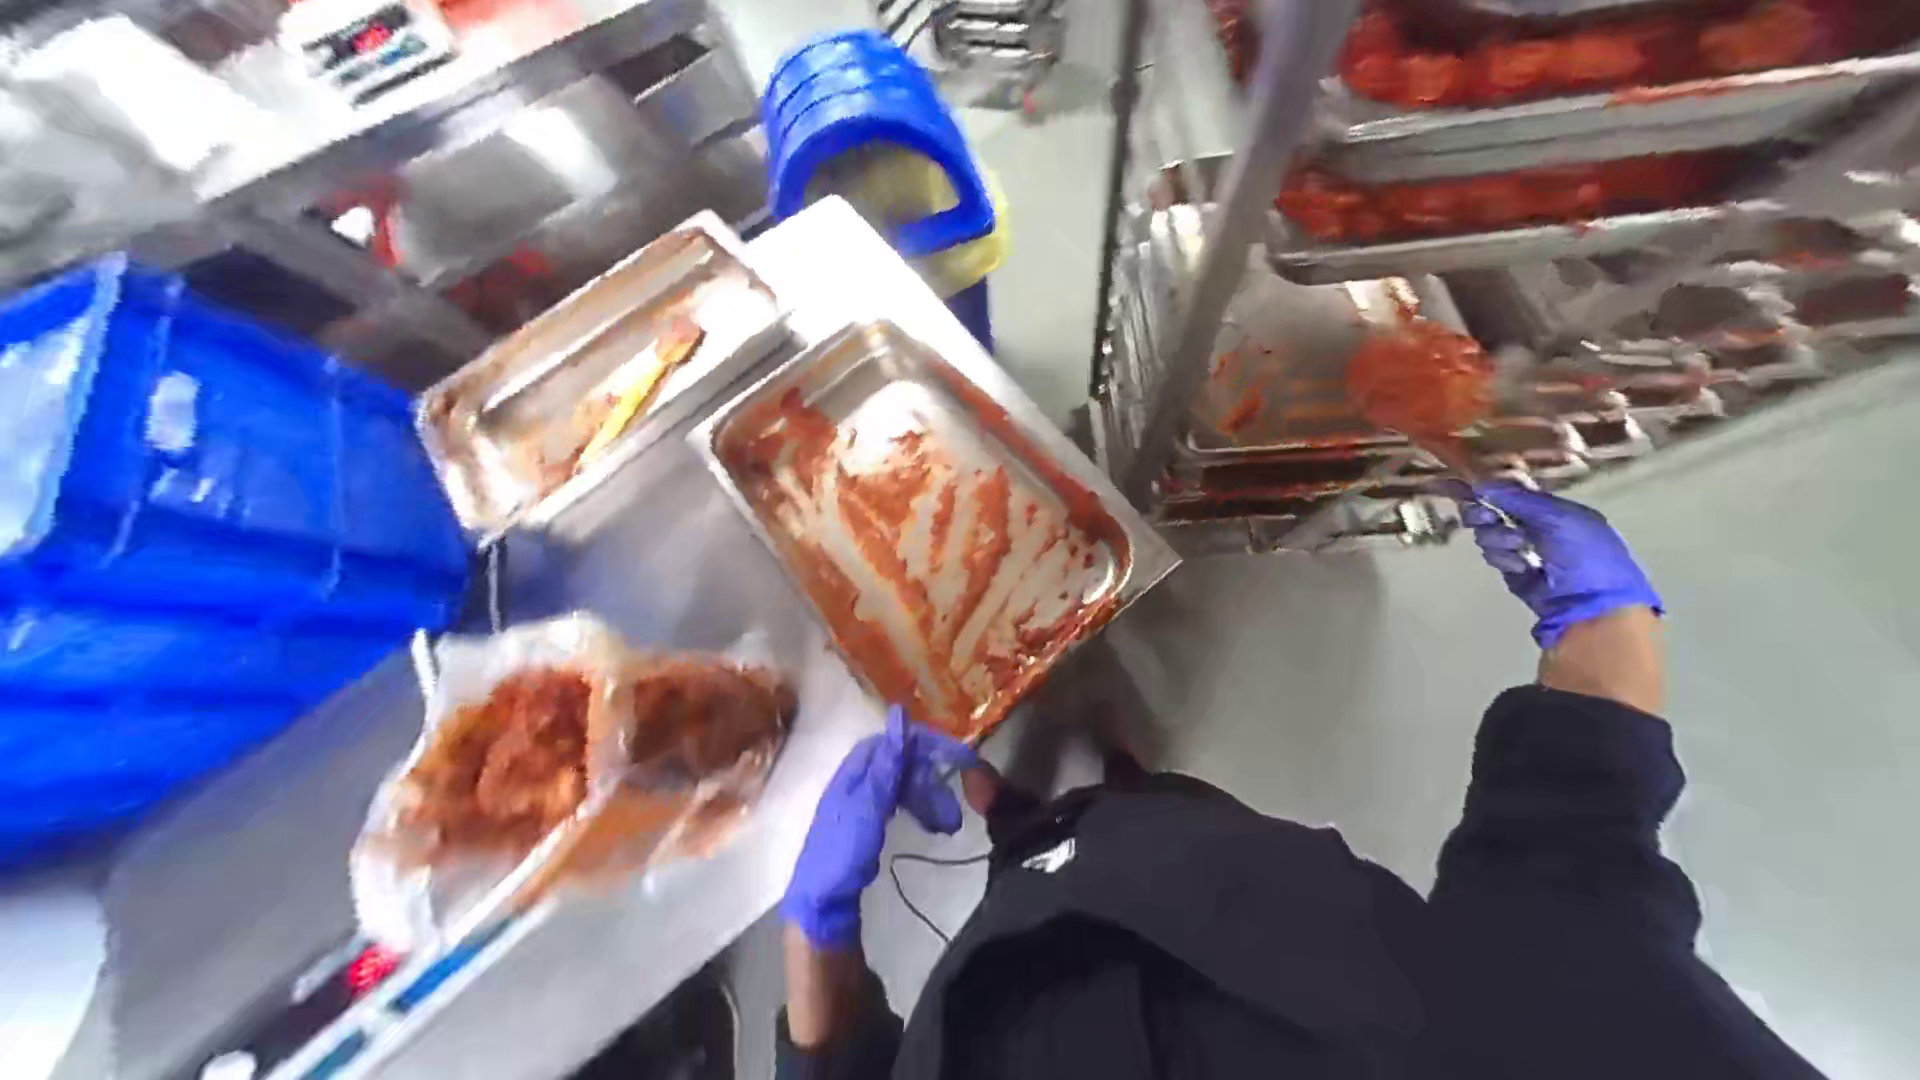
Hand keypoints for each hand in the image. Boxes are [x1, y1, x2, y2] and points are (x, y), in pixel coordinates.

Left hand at [781, 706, 978, 948]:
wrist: (821, 908)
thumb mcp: (867, 806)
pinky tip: (930, 824)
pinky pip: (897, 804)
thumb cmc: (843, 853)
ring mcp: (859, 806)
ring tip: (949, 822)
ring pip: (899, 786)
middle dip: (927, 777)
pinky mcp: (865, 827)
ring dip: (926, 795)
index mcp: (852, 774)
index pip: (888, 743)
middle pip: (896, 765)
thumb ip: (885, 764)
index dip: (918, 743)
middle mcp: (854, 784)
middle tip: (952, 804)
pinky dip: (916, 808)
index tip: (950, 754)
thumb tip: (898, 715)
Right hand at [1453, 482, 1662, 648]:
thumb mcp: (1559, 519)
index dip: (1493, 491)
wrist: (1589, 604)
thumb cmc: (1584, 555)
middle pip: (1496, 512)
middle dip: (1486, 515)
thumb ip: (1520, 500)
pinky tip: (1518, 567)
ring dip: (1497, 540)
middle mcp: (1539, 526)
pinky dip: (1501, 559)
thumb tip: (1480, 481)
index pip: (1515, 494)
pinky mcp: (1513, 570)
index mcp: (1557, 511)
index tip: (1472, 490)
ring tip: (1516, 551)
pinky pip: (1493, 556)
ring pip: (1489, 534)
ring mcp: (1525, 549)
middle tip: (1484, 519)